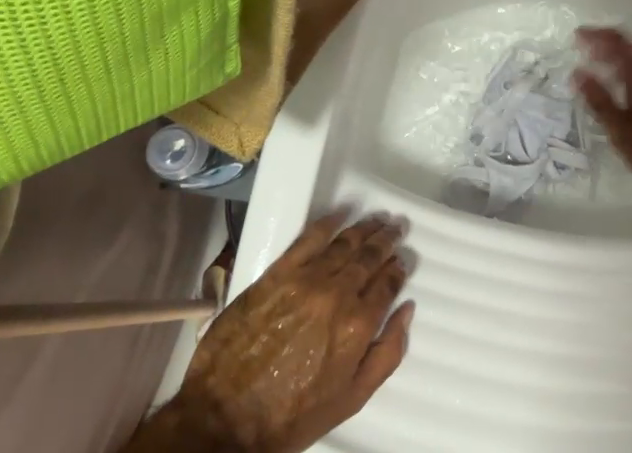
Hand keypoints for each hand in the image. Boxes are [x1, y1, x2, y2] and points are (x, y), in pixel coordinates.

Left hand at [140, 212, 413, 452]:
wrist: (225, 418)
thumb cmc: (293, 415)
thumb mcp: (352, 397)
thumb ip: (388, 353)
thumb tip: (406, 310)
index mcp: (358, 326)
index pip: (388, 284)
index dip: (397, 269)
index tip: (401, 260)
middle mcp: (336, 295)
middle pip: (368, 257)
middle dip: (385, 241)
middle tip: (396, 228)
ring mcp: (305, 281)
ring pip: (343, 243)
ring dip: (363, 229)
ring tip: (375, 220)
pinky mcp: (275, 275)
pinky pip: (307, 239)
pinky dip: (327, 223)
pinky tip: (339, 214)